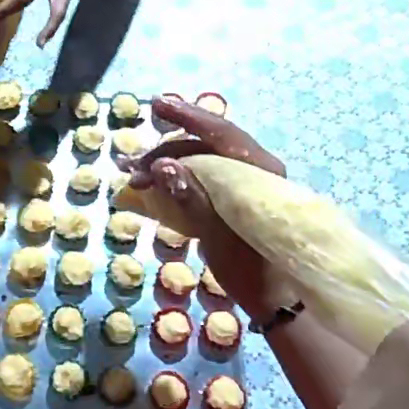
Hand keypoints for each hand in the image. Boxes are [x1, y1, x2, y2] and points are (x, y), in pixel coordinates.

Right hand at [126, 96, 283, 317]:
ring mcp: (242, 185)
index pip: (220, 133)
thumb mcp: (220, 235)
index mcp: (260, 170)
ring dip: (164, 168)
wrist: (277, 303)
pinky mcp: (232, 201)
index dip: (187, 117)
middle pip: (204, 146)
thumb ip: (192, 198)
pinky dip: (173, 181)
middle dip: (164, 152)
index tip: (156, 105)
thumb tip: (161, 167)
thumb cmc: (255, 269)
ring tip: (133, 179)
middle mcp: (253, 169)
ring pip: (198, 163)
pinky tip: (149, 186)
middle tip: (131, 167)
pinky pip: (199, 180)